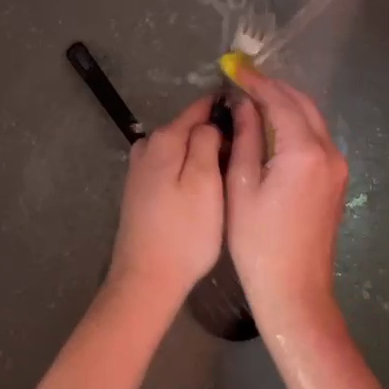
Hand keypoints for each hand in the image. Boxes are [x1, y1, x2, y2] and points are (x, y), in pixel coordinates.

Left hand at [107, 95, 224, 301]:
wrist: (146, 280)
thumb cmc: (184, 232)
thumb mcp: (204, 181)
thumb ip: (206, 141)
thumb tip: (209, 122)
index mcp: (165, 139)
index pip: (199, 109)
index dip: (224, 109)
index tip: (248, 114)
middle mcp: (148, 147)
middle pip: (188, 129)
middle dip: (214, 134)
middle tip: (244, 151)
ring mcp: (140, 170)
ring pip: (179, 150)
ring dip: (201, 155)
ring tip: (230, 172)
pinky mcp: (140, 192)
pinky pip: (171, 168)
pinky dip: (188, 171)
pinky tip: (204, 190)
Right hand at [225, 66, 349, 328]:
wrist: (295, 292)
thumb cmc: (259, 242)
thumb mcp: (242, 185)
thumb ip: (246, 137)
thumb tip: (243, 104)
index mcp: (304, 151)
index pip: (280, 101)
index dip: (256, 82)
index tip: (233, 68)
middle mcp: (328, 152)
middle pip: (302, 104)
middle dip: (273, 88)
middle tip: (243, 79)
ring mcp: (337, 167)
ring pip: (312, 119)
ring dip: (285, 103)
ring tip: (253, 98)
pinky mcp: (335, 181)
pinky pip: (316, 137)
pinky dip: (295, 123)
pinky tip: (272, 126)